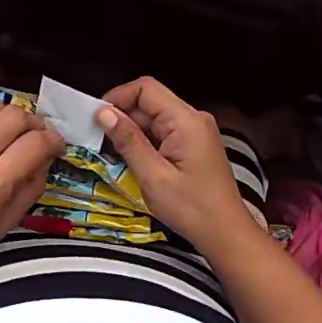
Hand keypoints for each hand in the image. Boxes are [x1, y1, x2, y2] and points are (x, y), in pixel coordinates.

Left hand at [0, 82, 64, 288]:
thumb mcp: (10, 219)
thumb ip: (33, 183)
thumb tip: (46, 154)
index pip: (36, 143)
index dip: (54, 141)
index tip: (56, 147)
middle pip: (15, 117)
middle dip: (34, 124)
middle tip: (36, 137)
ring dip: (7, 113)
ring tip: (9, 129)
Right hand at [96, 76, 256, 251]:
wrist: (225, 233)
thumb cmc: (191, 208)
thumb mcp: (153, 176)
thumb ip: (128, 141)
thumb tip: (104, 113)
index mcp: (186, 121)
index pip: (146, 89)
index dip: (118, 97)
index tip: (96, 118)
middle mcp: (193, 119)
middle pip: (150, 102)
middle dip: (122, 116)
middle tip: (97, 139)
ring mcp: (196, 132)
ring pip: (155, 119)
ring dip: (131, 131)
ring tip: (110, 151)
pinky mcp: (193, 146)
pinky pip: (163, 133)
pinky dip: (144, 142)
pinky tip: (131, 159)